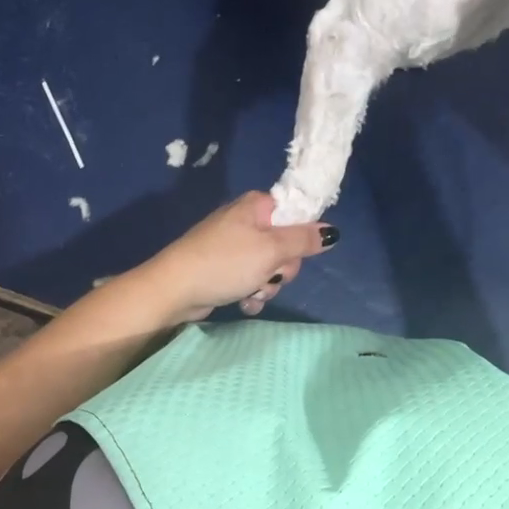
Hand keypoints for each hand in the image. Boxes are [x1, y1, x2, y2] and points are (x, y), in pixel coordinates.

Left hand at [127, 192, 339, 321]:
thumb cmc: (225, 263)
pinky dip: (250, 293)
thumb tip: (333, 231)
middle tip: (268, 276)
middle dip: (281, 270)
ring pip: (270, 268)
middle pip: (285, 246)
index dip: (300, 239)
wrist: (175, 289)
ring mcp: (234, 247)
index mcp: (257, 206)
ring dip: (266, 286)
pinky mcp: (224, 269)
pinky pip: (251, 280)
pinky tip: (243, 303)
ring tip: (251, 293)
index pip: (296, 215)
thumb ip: (304, 240)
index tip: (292, 255)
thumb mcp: (271, 250)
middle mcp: (246, 221)